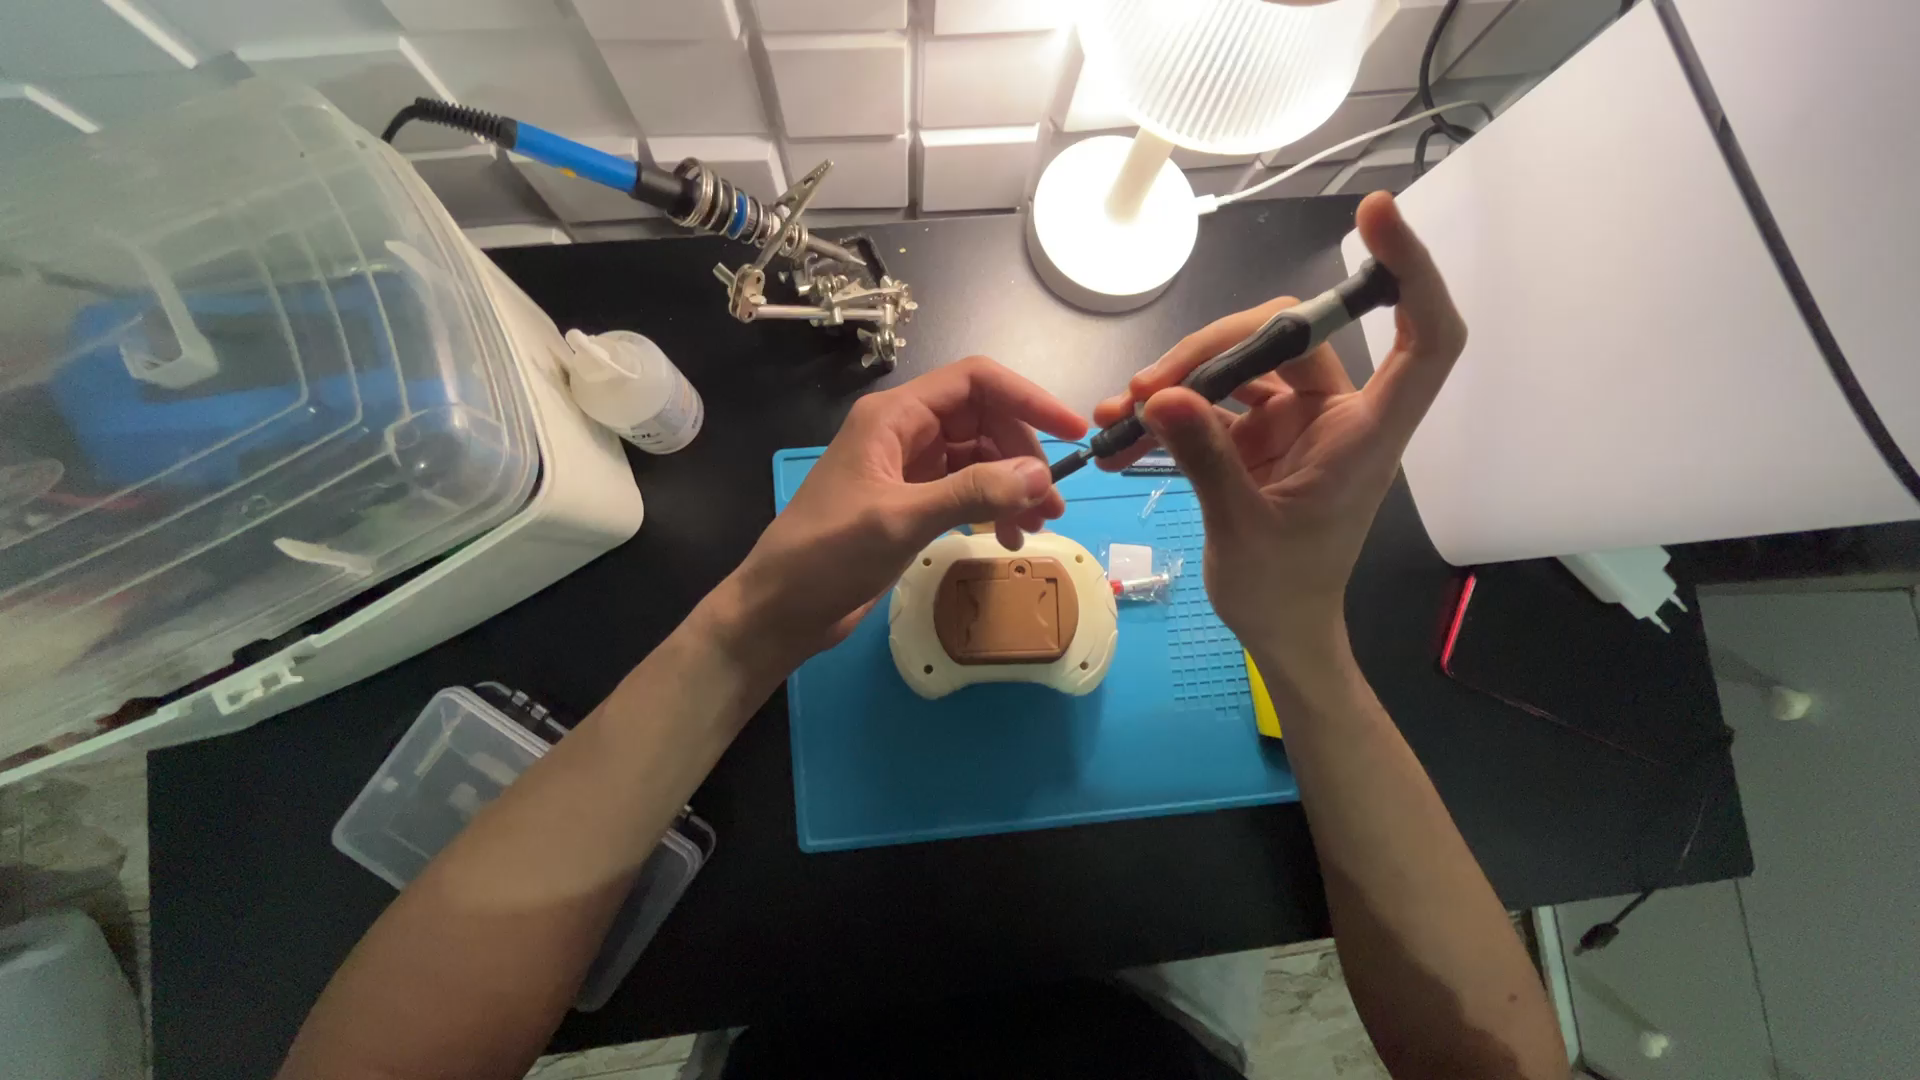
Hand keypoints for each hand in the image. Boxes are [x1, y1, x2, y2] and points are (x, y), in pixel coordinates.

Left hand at [717, 356, 1087, 668]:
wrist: (781, 607)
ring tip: (1038, 526)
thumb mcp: (901, 520)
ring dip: (1011, 487)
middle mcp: (904, 433)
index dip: (1027, 398)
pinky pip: (964, 492)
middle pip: (983, 422)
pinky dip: (990, 509)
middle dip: (1023, 456)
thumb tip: (1038, 475)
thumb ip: (971, 493)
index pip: (974, 382)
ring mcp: (908, 469)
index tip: (1071, 431)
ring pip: (978, 460)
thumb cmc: (828, 554)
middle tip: (1051, 505)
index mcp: (894, 417)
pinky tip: (1005, 539)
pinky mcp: (910, 503)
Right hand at [1092, 192, 1464, 669]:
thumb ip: (1207, 457)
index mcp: (1364, 434)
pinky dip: (1167, 416)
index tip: (1376, 219)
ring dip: (1174, 384)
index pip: (1423, 339)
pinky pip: (1209, 406)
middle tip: (1144, 388)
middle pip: (1286, 340)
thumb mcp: (1242, 526)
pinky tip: (1121, 432)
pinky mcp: (1252, 439)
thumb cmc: (1280, 590)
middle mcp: (1333, 415)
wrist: (1274, 629)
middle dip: (1209, 353)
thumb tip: (1159, 397)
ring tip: (1116, 415)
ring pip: (1237, 368)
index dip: (1410, 273)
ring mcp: (1290, 424)